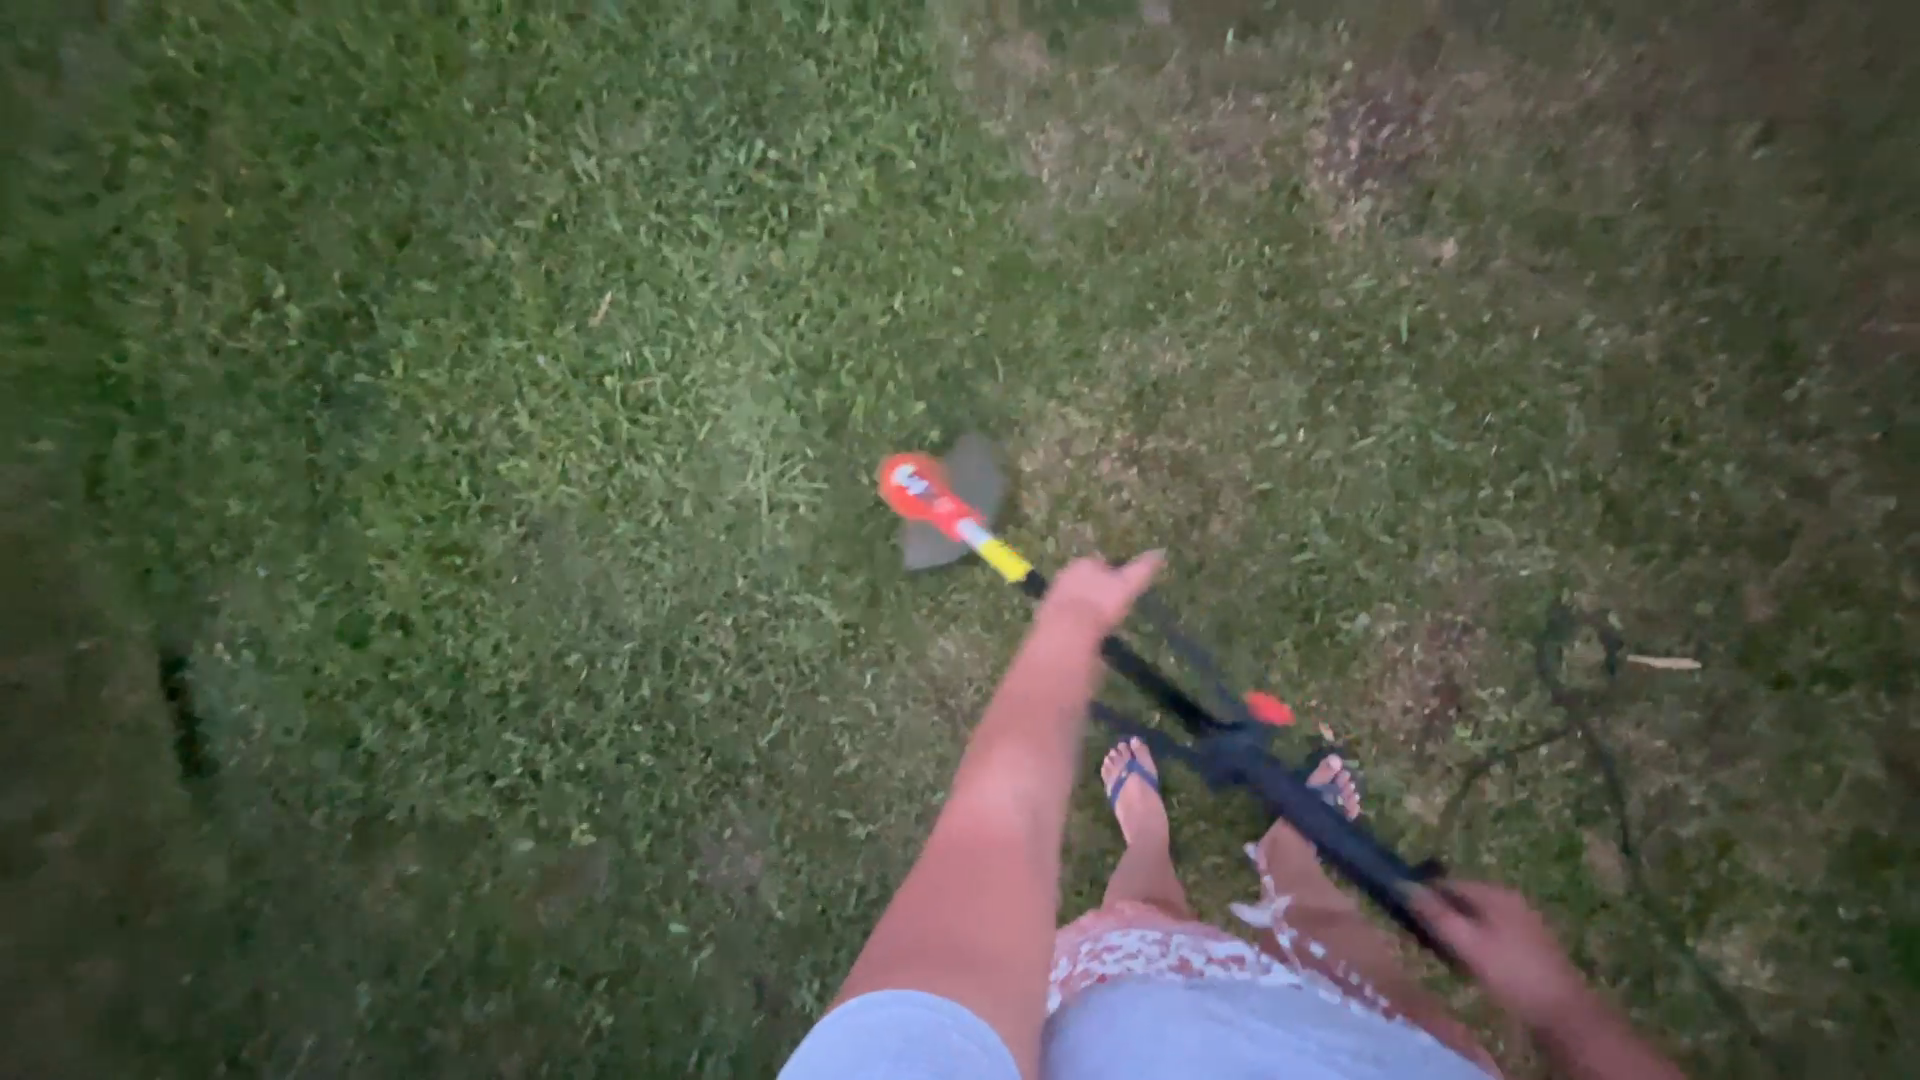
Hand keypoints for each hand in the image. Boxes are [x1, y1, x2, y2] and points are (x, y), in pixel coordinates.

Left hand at [1035, 552, 1161, 636]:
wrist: (1067, 629)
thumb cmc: (1101, 603)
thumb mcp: (1128, 585)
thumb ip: (1143, 569)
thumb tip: (1161, 552)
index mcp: (1085, 563)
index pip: (1100, 562)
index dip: (1112, 573)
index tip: (1121, 587)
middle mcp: (1065, 574)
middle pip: (1084, 579)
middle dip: (1095, 588)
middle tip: (1109, 604)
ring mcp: (1053, 595)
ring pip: (1073, 596)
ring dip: (1084, 605)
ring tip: (1098, 621)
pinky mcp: (1046, 616)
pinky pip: (1064, 616)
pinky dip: (1073, 621)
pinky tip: (1083, 632)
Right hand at [1412, 880, 1592, 1029]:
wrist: (1566, 1015)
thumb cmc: (1511, 974)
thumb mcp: (1466, 943)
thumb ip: (1433, 913)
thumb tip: (1401, 884)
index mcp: (1494, 892)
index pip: (1444, 882)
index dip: (1422, 897)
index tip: (1408, 920)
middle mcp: (1509, 898)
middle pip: (1461, 898)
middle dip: (1441, 915)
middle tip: (1428, 941)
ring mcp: (1523, 919)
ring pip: (1476, 915)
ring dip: (1457, 929)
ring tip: (1448, 954)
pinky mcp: (1531, 940)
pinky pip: (1491, 929)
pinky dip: (1476, 939)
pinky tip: (1473, 962)